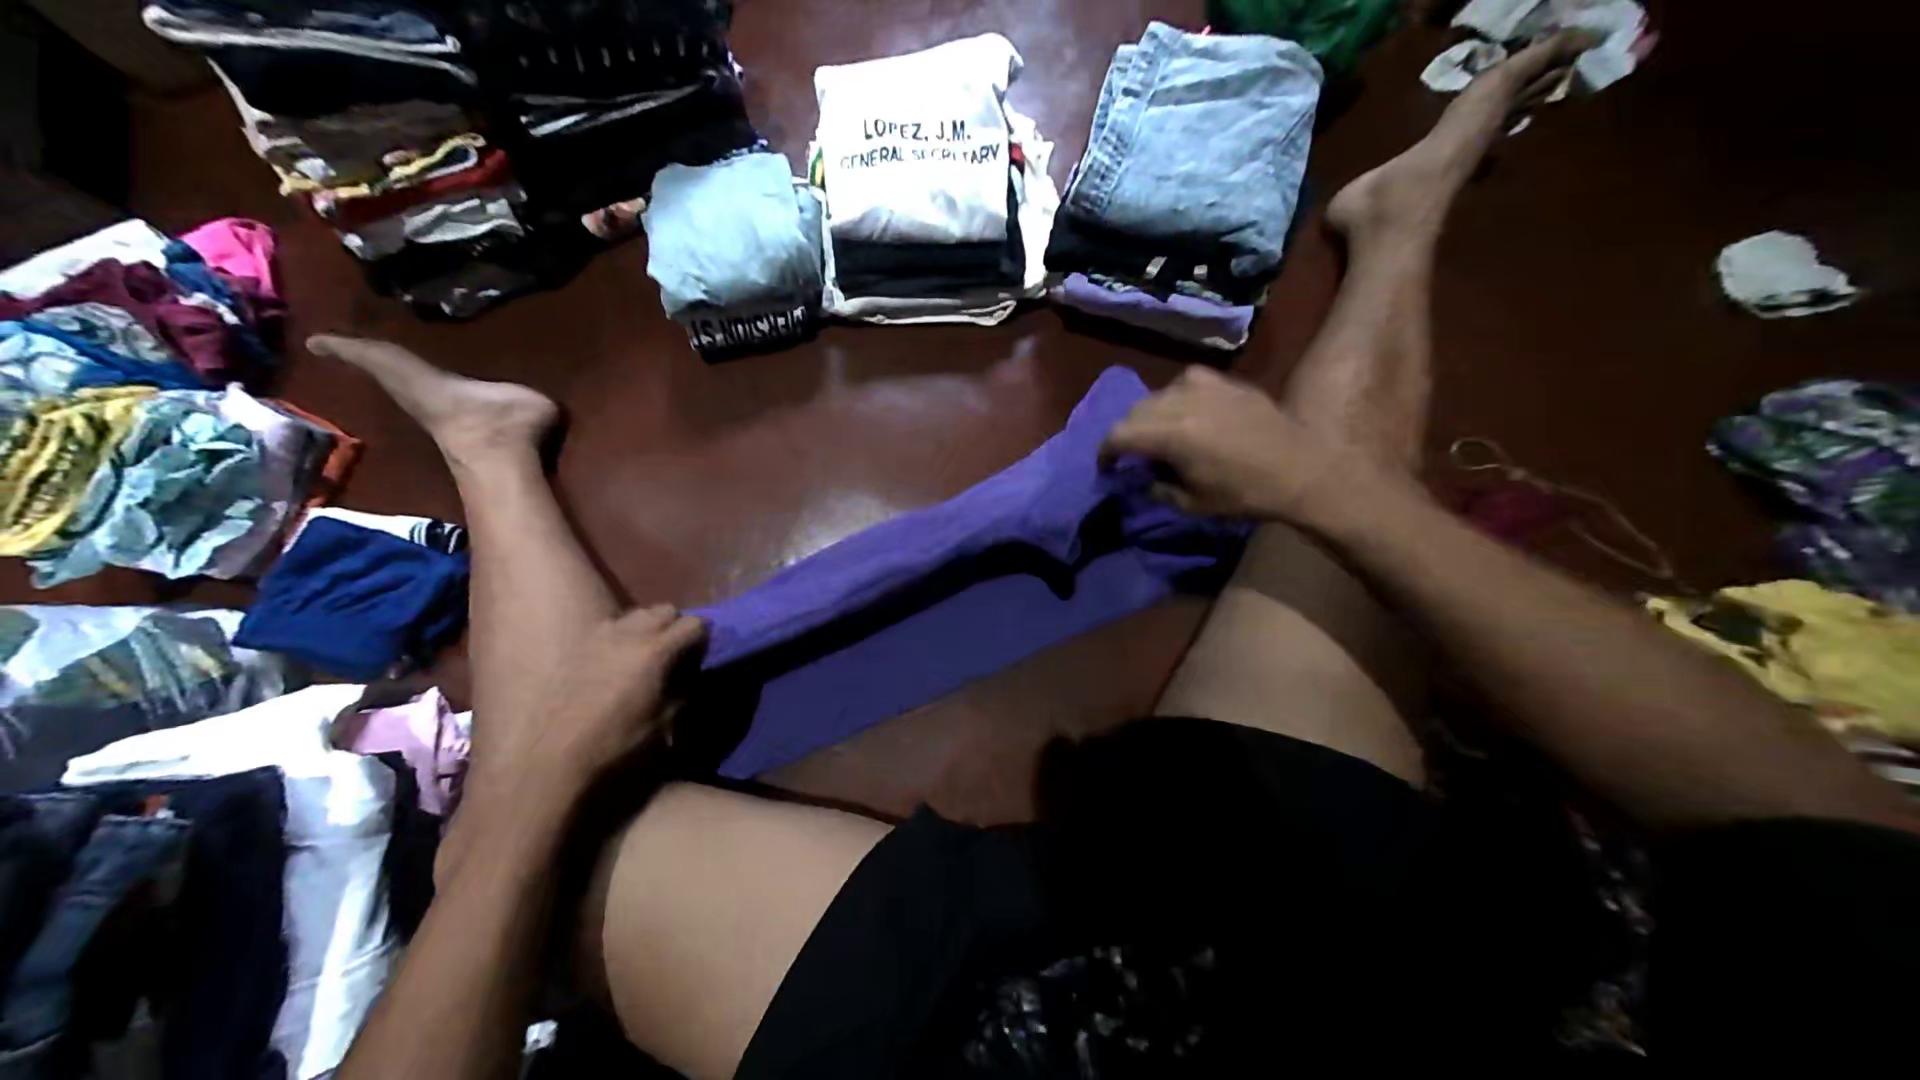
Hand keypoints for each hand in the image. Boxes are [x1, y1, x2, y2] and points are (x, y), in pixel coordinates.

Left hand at [466, 605, 706, 807]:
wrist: (546, 761)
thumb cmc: (613, 746)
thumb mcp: (662, 724)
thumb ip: (680, 692)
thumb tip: (686, 677)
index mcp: (654, 652)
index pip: (694, 624)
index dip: (701, 640)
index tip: (698, 658)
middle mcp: (628, 634)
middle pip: (665, 610)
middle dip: (674, 627)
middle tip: (672, 654)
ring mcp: (598, 636)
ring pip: (634, 615)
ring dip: (645, 628)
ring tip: (640, 656)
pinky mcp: (573, 647)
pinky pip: (606, 630)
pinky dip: (618, 638)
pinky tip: (610, 665)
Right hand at [1102, 367, 1409, 530]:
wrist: (1303, 469)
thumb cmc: (1245, 494)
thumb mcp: (1191, 503)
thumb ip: (1156, 487)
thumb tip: (1140, 477)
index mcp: (1172, 434)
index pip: (1118, 435)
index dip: (1105, 452)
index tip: (1107, 467)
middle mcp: (1182, 402)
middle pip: (1134, 412)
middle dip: (1125, 434)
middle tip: (1129, 455)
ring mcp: (1205, 386)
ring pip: (1157, 395)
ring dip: (1148, 416)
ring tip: (1156, 434)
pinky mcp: (1224, 381)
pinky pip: (1184, 383)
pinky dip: (1175, 398)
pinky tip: (1186, 413)